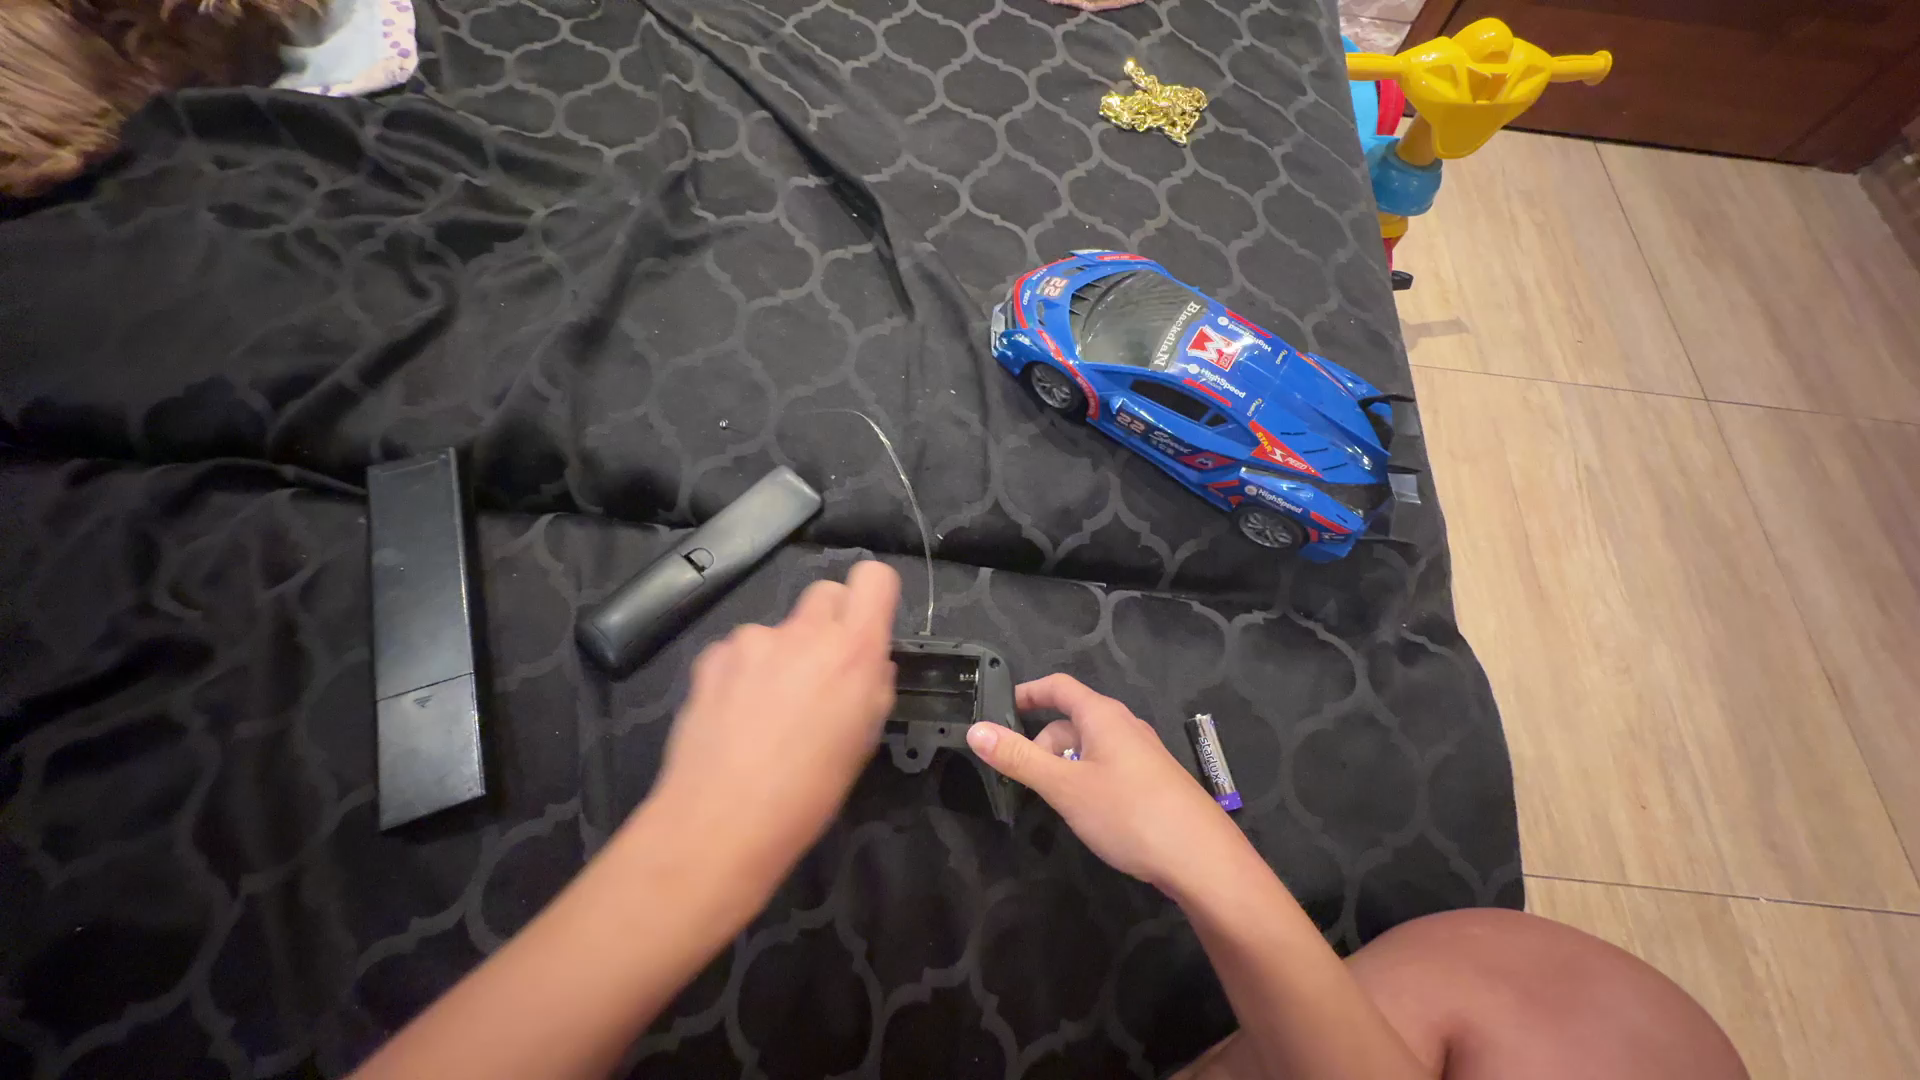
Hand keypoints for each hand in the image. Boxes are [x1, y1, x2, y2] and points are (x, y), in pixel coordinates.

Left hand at [643, 561, 899, 885]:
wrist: (721, 821)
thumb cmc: (810, 791)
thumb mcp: (864, 740)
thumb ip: (873, 687)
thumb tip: (872, 664)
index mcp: (853, 650)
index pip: (874, 577)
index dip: (875, 594)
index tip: (869, 623)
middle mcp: (804, 632)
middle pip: (826, 592)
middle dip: (830, 621)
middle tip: (823, 669)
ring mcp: (753, 640)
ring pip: (780, 628)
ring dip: (783, 654)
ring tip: (771, 708)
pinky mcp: (713, 656)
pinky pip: (740, 650)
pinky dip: (745, 671)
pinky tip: (738, 714)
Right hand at [966, 674, 1243, 890]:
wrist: (1202, 859)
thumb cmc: (1129, 813)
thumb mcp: (1065, 786)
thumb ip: (1019, 758)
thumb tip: (976, 730)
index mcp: (1103, 715)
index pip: (1058, 687)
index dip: (1028, 692)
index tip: (1000, 707)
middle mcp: (1124, 726)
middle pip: (1071, 720)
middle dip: (1041, 742)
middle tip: (1020, 775)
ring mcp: (1142, 755)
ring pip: (1089, 748)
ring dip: (1063, 765)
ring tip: (1050, 799)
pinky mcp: (1152, 782)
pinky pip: (1107, 767)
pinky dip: (1085, 779)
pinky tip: (1085, 813)